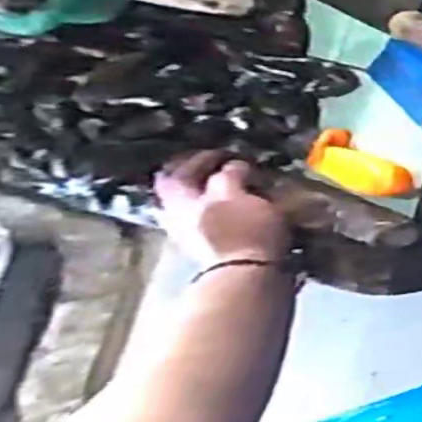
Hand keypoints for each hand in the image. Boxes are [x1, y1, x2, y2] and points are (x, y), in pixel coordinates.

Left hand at [154, 151, 291, 268]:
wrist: (245, 271)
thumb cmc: (241, 229)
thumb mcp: (236, 195)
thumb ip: (229, 176)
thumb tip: (233, 165)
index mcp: (179, 200)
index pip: (178, 171)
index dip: (199, 158)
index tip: (226, 150)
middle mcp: (176, 214)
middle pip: (180, 188)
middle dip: (199, 173)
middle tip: (223, 163)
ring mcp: (189, 231)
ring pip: (193, 202)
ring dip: (210, 189)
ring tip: (234, 182)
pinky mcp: (207, 242)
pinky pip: (207, 214)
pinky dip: (220, 203)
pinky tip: (237, 203)